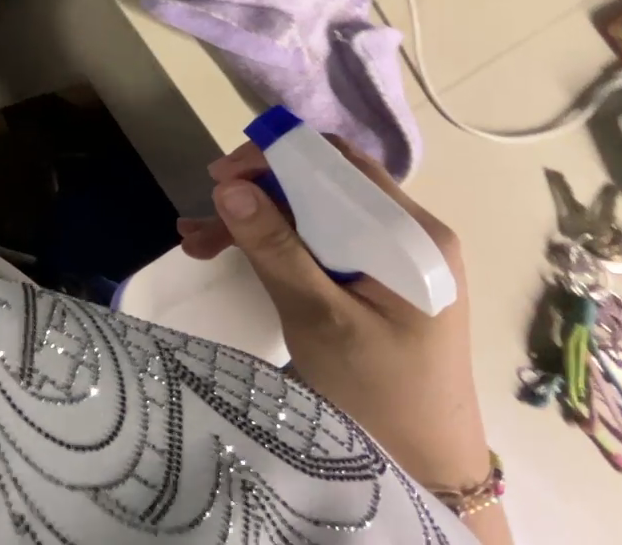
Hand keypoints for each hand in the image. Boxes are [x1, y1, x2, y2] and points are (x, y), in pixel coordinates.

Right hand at [179, 139, 491, 493]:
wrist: (425, 463)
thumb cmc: (379, 391)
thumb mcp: (320, 318)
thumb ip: (276, 248)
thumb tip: (229, 186)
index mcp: (412, 237)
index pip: (337, 164)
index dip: (274, 158)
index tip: (219, 177)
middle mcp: (407, 234)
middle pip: (318, 185)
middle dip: (252, 193)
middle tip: (201, 218)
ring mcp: (391, 256)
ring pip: (308, 210)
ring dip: (250, 219)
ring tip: (197, 243)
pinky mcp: (372, 276)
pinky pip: (313, 238)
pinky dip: (266, 240)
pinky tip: (223, 253)